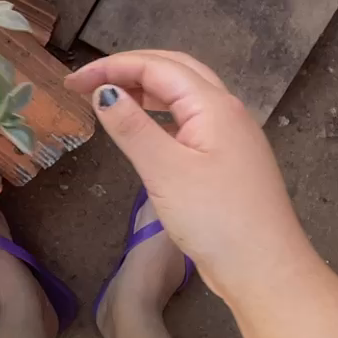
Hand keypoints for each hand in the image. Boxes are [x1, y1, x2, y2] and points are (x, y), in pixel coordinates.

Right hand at [65, 50, 316, 299]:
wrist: (265, 271)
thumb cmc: (215, 218)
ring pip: (183, 92)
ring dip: (143, 87)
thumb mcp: (164, 170)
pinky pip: (188, 116)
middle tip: (87, 82)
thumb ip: (131, 126)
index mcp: (213, 106)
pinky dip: (158, 110)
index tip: (72, 82)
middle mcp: (226, 110)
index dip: (111, 67)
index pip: (156, 67)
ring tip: (107, 97)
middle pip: (173, 69)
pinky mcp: (226, 157)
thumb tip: (102, 91)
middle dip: (128, 68)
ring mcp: (230, 134)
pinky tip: (142, 126)